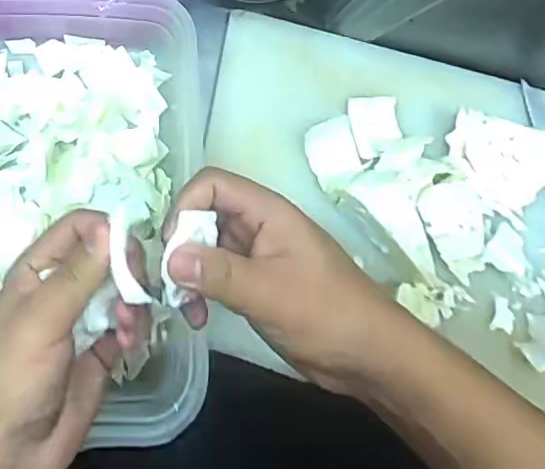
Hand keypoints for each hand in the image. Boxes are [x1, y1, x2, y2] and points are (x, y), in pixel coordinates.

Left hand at [0, 211, 150, 468]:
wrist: (15, 453)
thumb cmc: (14, 376)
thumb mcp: (41, 319)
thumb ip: (77, 275)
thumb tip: (109, 226)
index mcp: (38, 267)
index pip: (77, 227)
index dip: (106, 230)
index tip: (132, 248)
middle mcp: (61, 285)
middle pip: (106, 255)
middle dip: (127, 269)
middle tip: (137, 291)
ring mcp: (82, 317)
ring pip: (121, 289)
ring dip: (133, 303)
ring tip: (129, 329)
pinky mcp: (100, 348)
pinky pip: (127, 324)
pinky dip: (135, 330)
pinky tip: (130, 346)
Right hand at [162, 168, 403, 393]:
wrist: (375, 360)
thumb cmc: (328, 315)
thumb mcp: (269, 294)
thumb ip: (218, 274)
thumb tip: (169, 258)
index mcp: (266, 211)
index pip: (212, 184)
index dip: (186, 205)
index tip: (173, 245)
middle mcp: (258, 224)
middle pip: (204, 213)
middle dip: (183, 244)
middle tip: (171, 281)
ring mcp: (256, 253)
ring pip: (207, 245)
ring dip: (189, 271)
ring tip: (184, 306)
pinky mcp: (255, 280)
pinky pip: (216, 272)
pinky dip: (202, 288)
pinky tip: (198, 316)